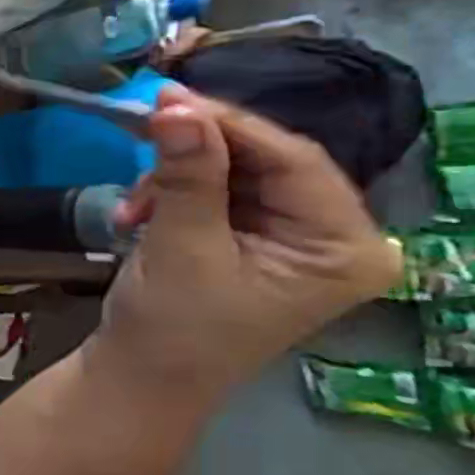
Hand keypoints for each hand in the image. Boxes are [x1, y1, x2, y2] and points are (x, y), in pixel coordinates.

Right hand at [88, 86, 400, 393]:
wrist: (139, 377)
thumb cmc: (172, 325)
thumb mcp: (180, 246)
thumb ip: (185, 175)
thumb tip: (174, 106)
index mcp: (344, 246)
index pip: (294, 161)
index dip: (230, 124)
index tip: (167, 97)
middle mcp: (332, 238)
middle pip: (264, 165)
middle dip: (194, 157)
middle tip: (139, 140)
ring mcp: (291, 242)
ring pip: (233, 177)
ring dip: (173, 181)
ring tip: (131, 209)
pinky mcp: (251, 244)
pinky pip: (215, 198)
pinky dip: (171, 198)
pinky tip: (137, 216)